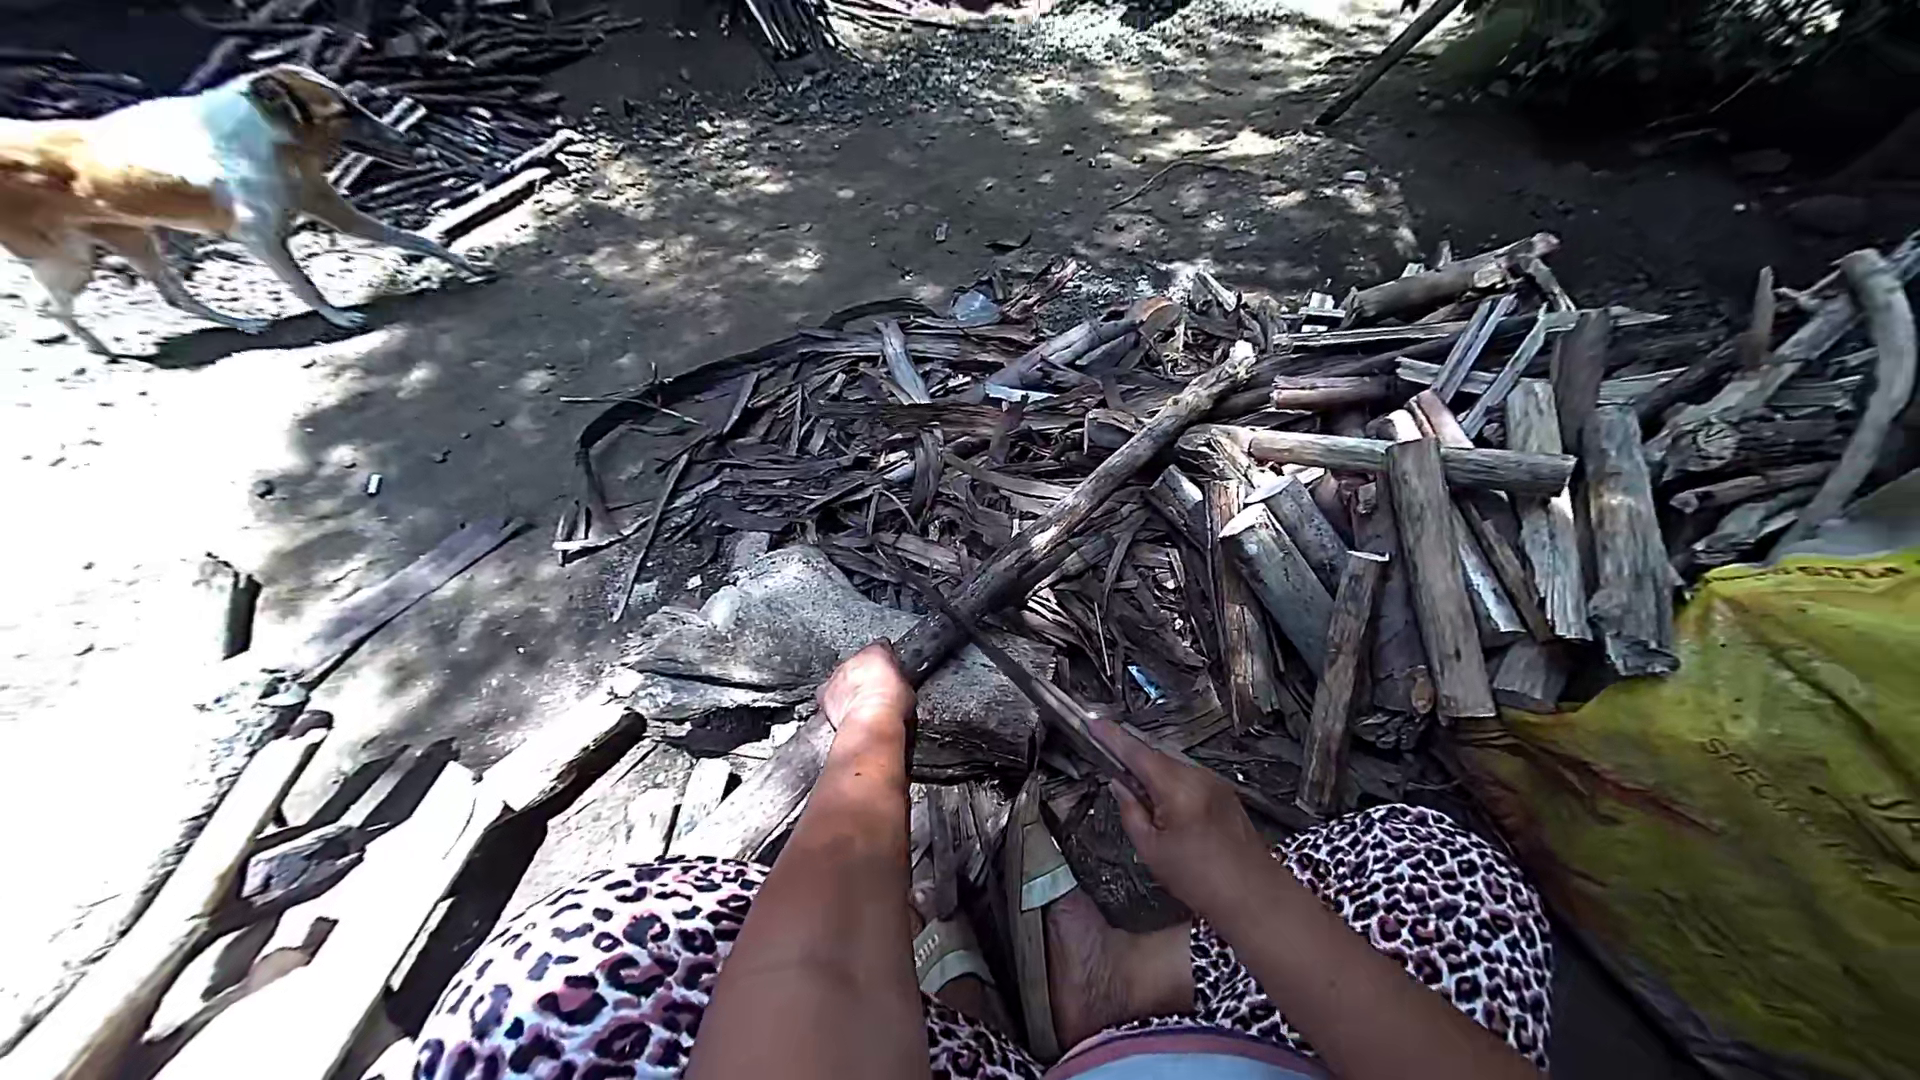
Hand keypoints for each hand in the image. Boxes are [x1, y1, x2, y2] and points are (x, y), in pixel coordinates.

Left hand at [817, 641, 914, 738]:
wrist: (871, 721)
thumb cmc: (891, 704)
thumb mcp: (907, 688)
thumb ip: (898, 679)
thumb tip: (900, 687)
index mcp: (876, 652)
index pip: (880, 647)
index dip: (885, 661)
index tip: (888, 671)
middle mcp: (854, 660)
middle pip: (859, 663)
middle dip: (865, 674)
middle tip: (875, 690)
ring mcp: (837, 676)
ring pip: (842, 677)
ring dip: (850, 687)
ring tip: (860, 703)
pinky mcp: (826, 693)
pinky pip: (828, 694)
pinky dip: (835, 701)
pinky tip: (845, 711)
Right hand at [1089, 712, 1272, 921]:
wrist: (1257, 899)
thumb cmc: (1200, 881)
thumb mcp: (1151, 850)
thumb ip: (1130, 810)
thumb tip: (1119, 784)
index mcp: (1177, 787)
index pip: (1136, 752)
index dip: (1112, 736)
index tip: (1093, 723)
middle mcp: (1197, 775)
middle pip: (1154, 756)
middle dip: (1131, 760)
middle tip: (1111, 771)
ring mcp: (1213, 781)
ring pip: (1171, 766)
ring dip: (1151, 774)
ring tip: (1141, 801)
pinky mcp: (1223, 791)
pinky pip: (1187, 777)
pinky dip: (1170, 783)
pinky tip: (1166, 808)